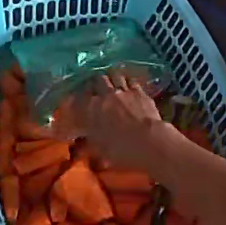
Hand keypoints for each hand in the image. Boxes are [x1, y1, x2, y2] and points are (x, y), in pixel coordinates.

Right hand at [61, 73, 176, 169]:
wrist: (148, 141)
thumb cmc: (120, 150)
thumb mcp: (99, 148)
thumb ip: (90, 138)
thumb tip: (85, 138)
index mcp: (91, 109)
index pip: (79, 97)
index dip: (77, 98)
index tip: (78, 102)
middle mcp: (106, 95)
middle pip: (97, 79)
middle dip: (96, 82)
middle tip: (96, 88)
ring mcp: (124, 90)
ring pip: (115, 75)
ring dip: (112, 78)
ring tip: (112, 82)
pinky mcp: (139, 91)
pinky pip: (131, 80)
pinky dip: (128, 82)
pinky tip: (129, 85)